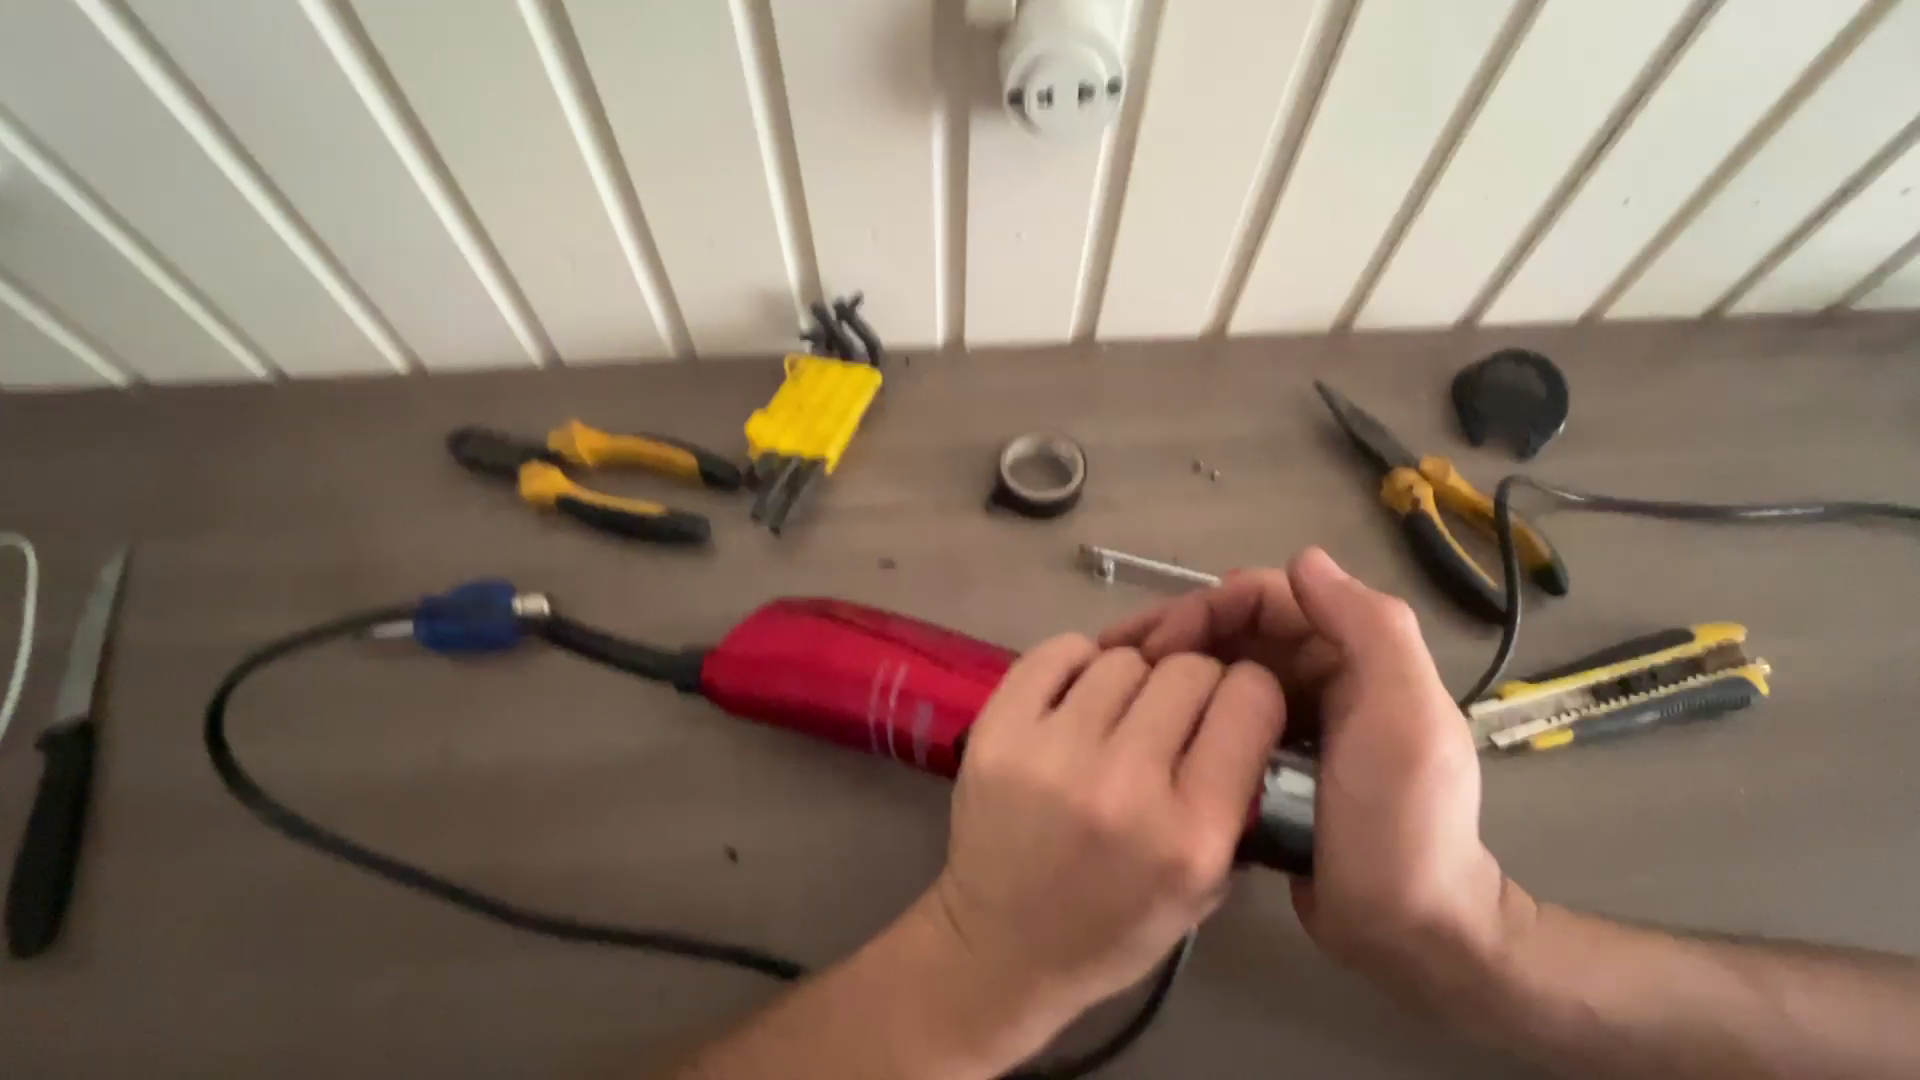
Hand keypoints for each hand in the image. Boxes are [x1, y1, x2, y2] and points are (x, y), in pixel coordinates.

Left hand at [925, 634, 1285, 1027]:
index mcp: (1191, 834)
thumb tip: (1240, 709)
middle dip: (1191, 684)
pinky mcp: (998, 733)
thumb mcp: (1205, 887)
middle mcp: (1125, 785)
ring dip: (1131, 679)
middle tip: (1169, 714)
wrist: (1002, 946)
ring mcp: (1053, 753)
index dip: (1248, 693)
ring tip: (1115, 715)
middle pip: (1186, 671)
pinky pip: (1056, 653)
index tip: (1231, 705)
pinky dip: (1075, 663)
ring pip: (1123, 658)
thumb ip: (1233, 797)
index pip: (1248, 703)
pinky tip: (1074, 696)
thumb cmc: (1113, 926)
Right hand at [1101, 548, 1534, 1016]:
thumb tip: (1302, 557)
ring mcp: (1285, 721)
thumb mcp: (1403, 720)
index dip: (1207, 609)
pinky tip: (1133, 720)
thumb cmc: (1402, 824)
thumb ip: (1370, 630)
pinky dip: (1175, 710)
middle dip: (1173, 635)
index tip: (1157, 645)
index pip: (1267, 601)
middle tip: (1112, 661)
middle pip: (1233, 632)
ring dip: (1166, 669)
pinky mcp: (1258, 761)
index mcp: (1353, 656)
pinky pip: (1212, 718)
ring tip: (1108, 685)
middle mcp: (1316, 677)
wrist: (1406, 936)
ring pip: (1216, 671)